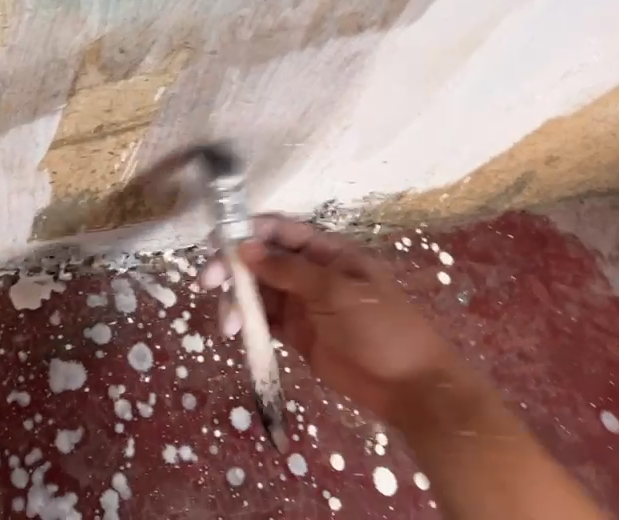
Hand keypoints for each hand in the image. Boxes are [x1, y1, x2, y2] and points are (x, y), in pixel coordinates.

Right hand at [204, 216, 458, 420]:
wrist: (410, 388)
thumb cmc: (382, 327)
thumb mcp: (337, 291)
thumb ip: (290, 270)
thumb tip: (245, 248)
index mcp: (327, 252)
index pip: (281, 230)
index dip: (249, 230)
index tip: (220, 240)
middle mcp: (311, 272)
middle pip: (263, 259)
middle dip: (233, 267)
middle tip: (208, 281)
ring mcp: (303, 303)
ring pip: (258, 290)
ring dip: (237, 300)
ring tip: (228, 325)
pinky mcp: (297, 333)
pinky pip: (264, 319)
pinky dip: (246, 322)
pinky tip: (235, 332)